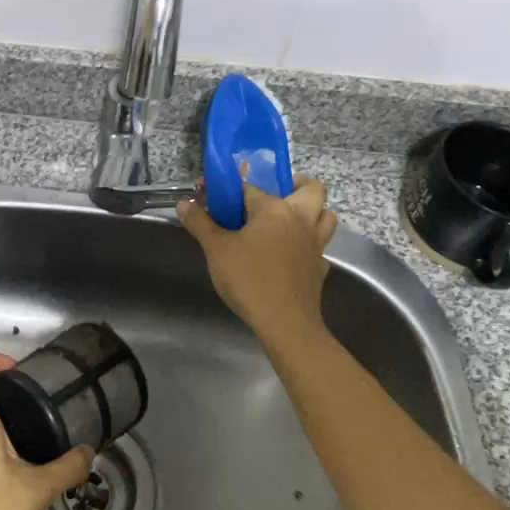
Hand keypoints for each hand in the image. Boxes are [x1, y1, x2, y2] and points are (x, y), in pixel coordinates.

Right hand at [177, 176, 337, 336]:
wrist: (286, 324)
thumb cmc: (249, 280)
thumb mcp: (216, 249)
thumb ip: (200, 223)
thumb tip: (184, 204)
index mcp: (275, 210)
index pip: (248, 187)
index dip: (227, 189)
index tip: (209, 194)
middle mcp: (300, 221)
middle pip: (312, 189)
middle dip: (296, 185)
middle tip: (274, 195)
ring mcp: (315, 245)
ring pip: (326, 216)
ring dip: (312, 212)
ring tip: (287, 220)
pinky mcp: (319, 268)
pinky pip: (320, 247)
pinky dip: (308, 245)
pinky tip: (289, 255)